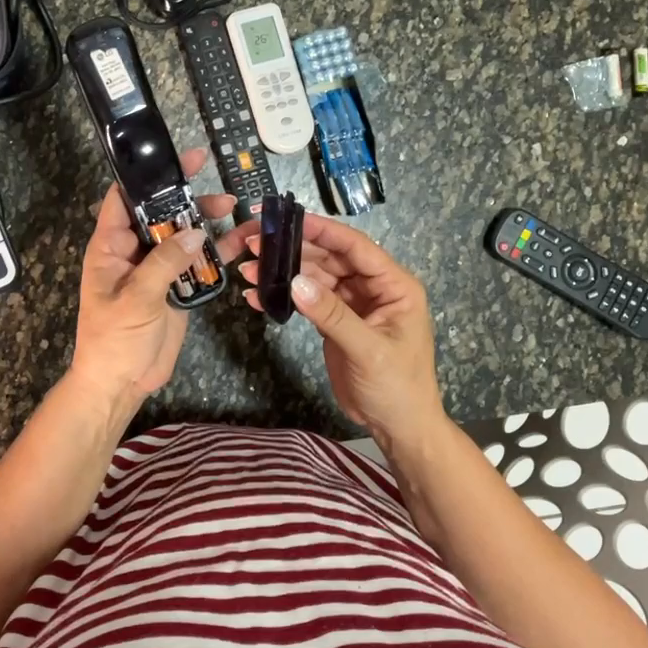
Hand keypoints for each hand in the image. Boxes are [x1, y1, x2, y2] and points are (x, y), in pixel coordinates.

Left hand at [71, 149, 249, 405]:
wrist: (120, 384)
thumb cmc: (113, 339)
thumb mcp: (135, 298)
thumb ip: (164, 263)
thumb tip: (195, 232)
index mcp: (110, 246)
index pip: (123, 201)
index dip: (145, 178)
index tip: (174, 162)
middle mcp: (132, 251)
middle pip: (159, 214)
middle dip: (185, 198)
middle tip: (216, 186)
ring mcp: (155, 269)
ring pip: (181, 235)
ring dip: (204, 221)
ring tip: (232, 207)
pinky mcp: (175, 288)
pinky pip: (196, 263)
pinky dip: (215, 251)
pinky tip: (237, 240)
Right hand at [236, 213, 443, 445]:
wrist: (398, 429)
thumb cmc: (397, 387)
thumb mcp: (368, 350)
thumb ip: (332, 315)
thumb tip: (295, 283)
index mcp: (394, 285)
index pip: (355, 247)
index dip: (323, 230)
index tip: (288, 219)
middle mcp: (372, 287)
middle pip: (329, 257)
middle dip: (292, 249)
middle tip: (255, 242)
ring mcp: (352, 303)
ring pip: (313, 276)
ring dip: (282, 272)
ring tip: (248, 268)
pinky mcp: (335, 320)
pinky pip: (307, 299)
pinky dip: (283, 296)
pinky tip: (256, 296)